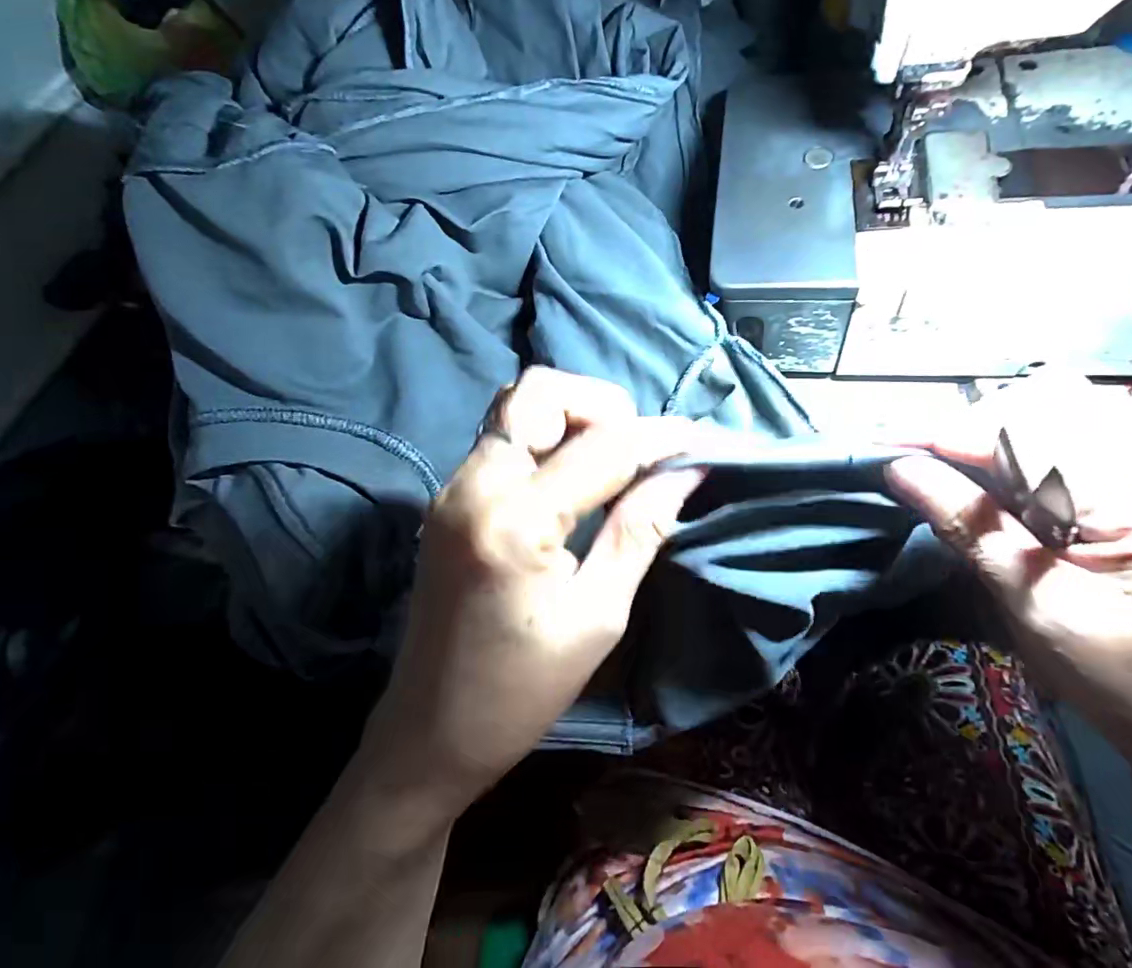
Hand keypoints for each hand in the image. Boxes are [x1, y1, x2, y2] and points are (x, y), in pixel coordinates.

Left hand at [360, 368, 706, 811]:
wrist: (427, 738)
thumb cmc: (522, 691)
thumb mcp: (599, 616)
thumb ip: (640, 530)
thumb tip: (686, 470)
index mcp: (513, 522)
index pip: (603, 446)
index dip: (661, 437)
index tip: (704, 439)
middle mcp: (473, 487)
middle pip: (539, 393)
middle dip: (605, 407)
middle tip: (644, 451)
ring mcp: (452, 489)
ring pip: (516, 405)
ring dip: (575, 416)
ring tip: (617, 459)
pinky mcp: (449, 501)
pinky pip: (503, 437)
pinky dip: (549, 436)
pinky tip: (579, 474)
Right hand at [885, 375, 1131, 750]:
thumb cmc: (1123, 684)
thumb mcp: (1037, 610)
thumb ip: (972, 528)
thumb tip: (903, 470)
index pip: (1035, 435)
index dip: (958, 434)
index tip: (898, 447)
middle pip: (1055, 400)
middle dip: (980, 424)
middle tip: (930, 462)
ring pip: (1071, 403)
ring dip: (1006, 425)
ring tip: (965, 464)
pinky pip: (1087, 427)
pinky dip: (1036, 437)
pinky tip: (1014, 471)